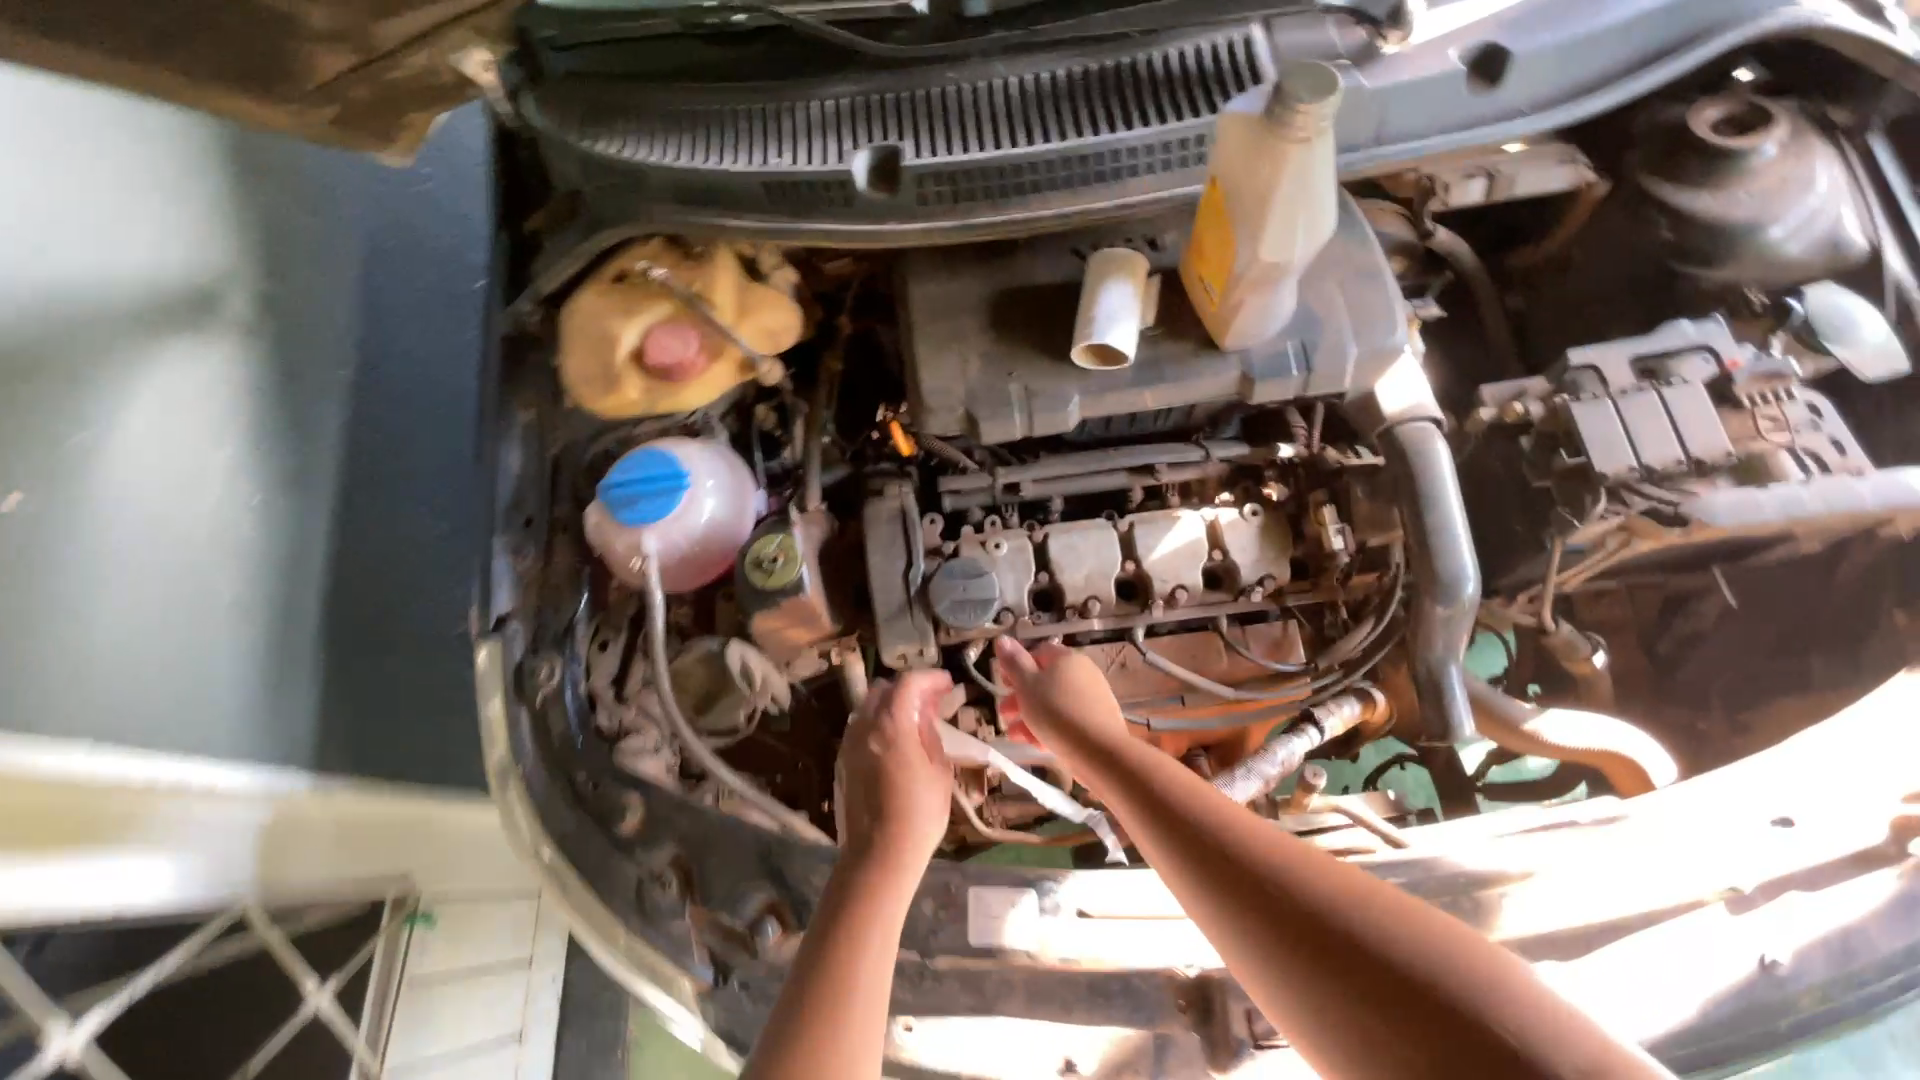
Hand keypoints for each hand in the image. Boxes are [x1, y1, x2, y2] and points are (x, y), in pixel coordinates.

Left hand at [834, 670, 954, 875]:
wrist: (879, 856)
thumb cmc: (919, 814)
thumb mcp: (938, 771)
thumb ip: (929, 734)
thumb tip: (924, 713)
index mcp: (890, 725)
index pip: (908, 683)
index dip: (930, 678)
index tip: (947, 684)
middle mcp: (863, 727)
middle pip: (882, 690)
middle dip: (908, 688)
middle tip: (932, 701)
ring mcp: (848, 745)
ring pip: (867, 708)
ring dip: (890, 705)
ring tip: (915, 720)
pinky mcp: (842, 763)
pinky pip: (859, 729)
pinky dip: (878, 724)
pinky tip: (896, 742)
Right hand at [993, 637, 1129, 766]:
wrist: (1099, 751)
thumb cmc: (1057, 711)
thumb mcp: (1027, 685)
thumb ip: (1013, 662)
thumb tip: (1002, 639)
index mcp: (1066, 658)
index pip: (1038, 652)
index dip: (1017, 665)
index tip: (1003, 683)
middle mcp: (1081, 673)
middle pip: (1044, 680)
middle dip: (1020, 697)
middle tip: (1004, 712)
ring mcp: (1090, 698)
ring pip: (1053, 702)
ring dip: (1029, 716)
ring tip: (1013, 734)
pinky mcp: (1094, 721)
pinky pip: (1065, 719)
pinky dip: (1048, 727)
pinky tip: (1034, 743)